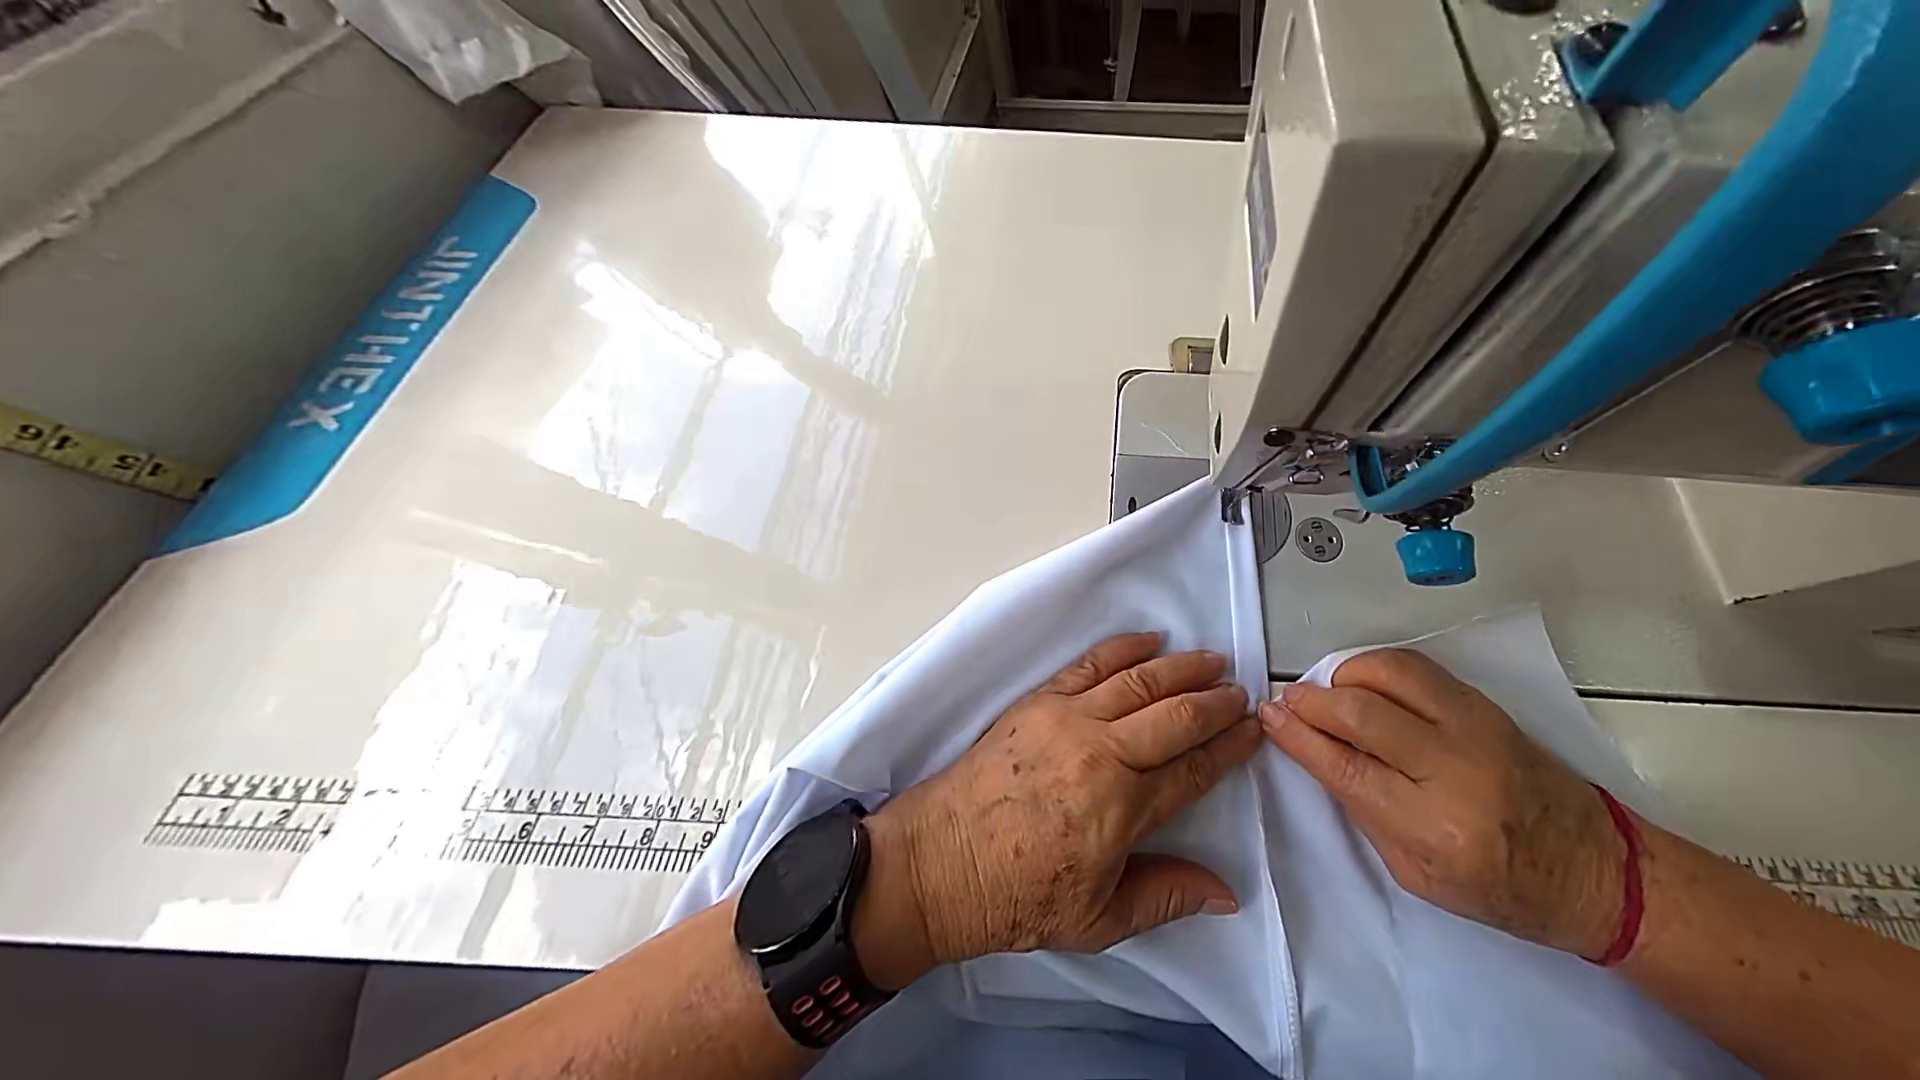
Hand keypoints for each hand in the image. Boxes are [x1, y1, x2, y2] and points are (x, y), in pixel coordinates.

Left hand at [852, 633, 1261, 987]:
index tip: (1254, 731)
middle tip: (1240, 693)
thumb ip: (1166, 896)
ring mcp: (1065, 720)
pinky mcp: (1036, 703)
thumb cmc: (1016, 896)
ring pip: (1137, 682)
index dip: (1229, 748)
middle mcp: (1100, 753)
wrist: (940, 860)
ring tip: (1211, 660)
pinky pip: (1087, 666)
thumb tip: (1227, 893)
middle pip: (1174, 716)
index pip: (1193, 768)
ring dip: (1180, 667)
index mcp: (1122, 808)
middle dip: (1214, 702)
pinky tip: (1147, 641)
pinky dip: (1121, 649)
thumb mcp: (1099, 920)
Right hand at [1260, 649, 1625, 957]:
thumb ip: (1362, 807)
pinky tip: (1365, 686)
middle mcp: (1458, 772)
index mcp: (1436, 829)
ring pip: (1390, 673)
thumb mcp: (1415, 872)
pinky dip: (1377, 669)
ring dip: (1344, 676)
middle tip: (1290, 702)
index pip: (1344, 767)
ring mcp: (1479, 731)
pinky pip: (1419, 668)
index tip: (1269, 716)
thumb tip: (1316, 750)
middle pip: (1361, 712)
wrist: (1599, 872)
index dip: (1297, 736)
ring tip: (1331, 693)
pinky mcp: (1488, 708)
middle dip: (1311, 701)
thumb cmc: (1501, 888)